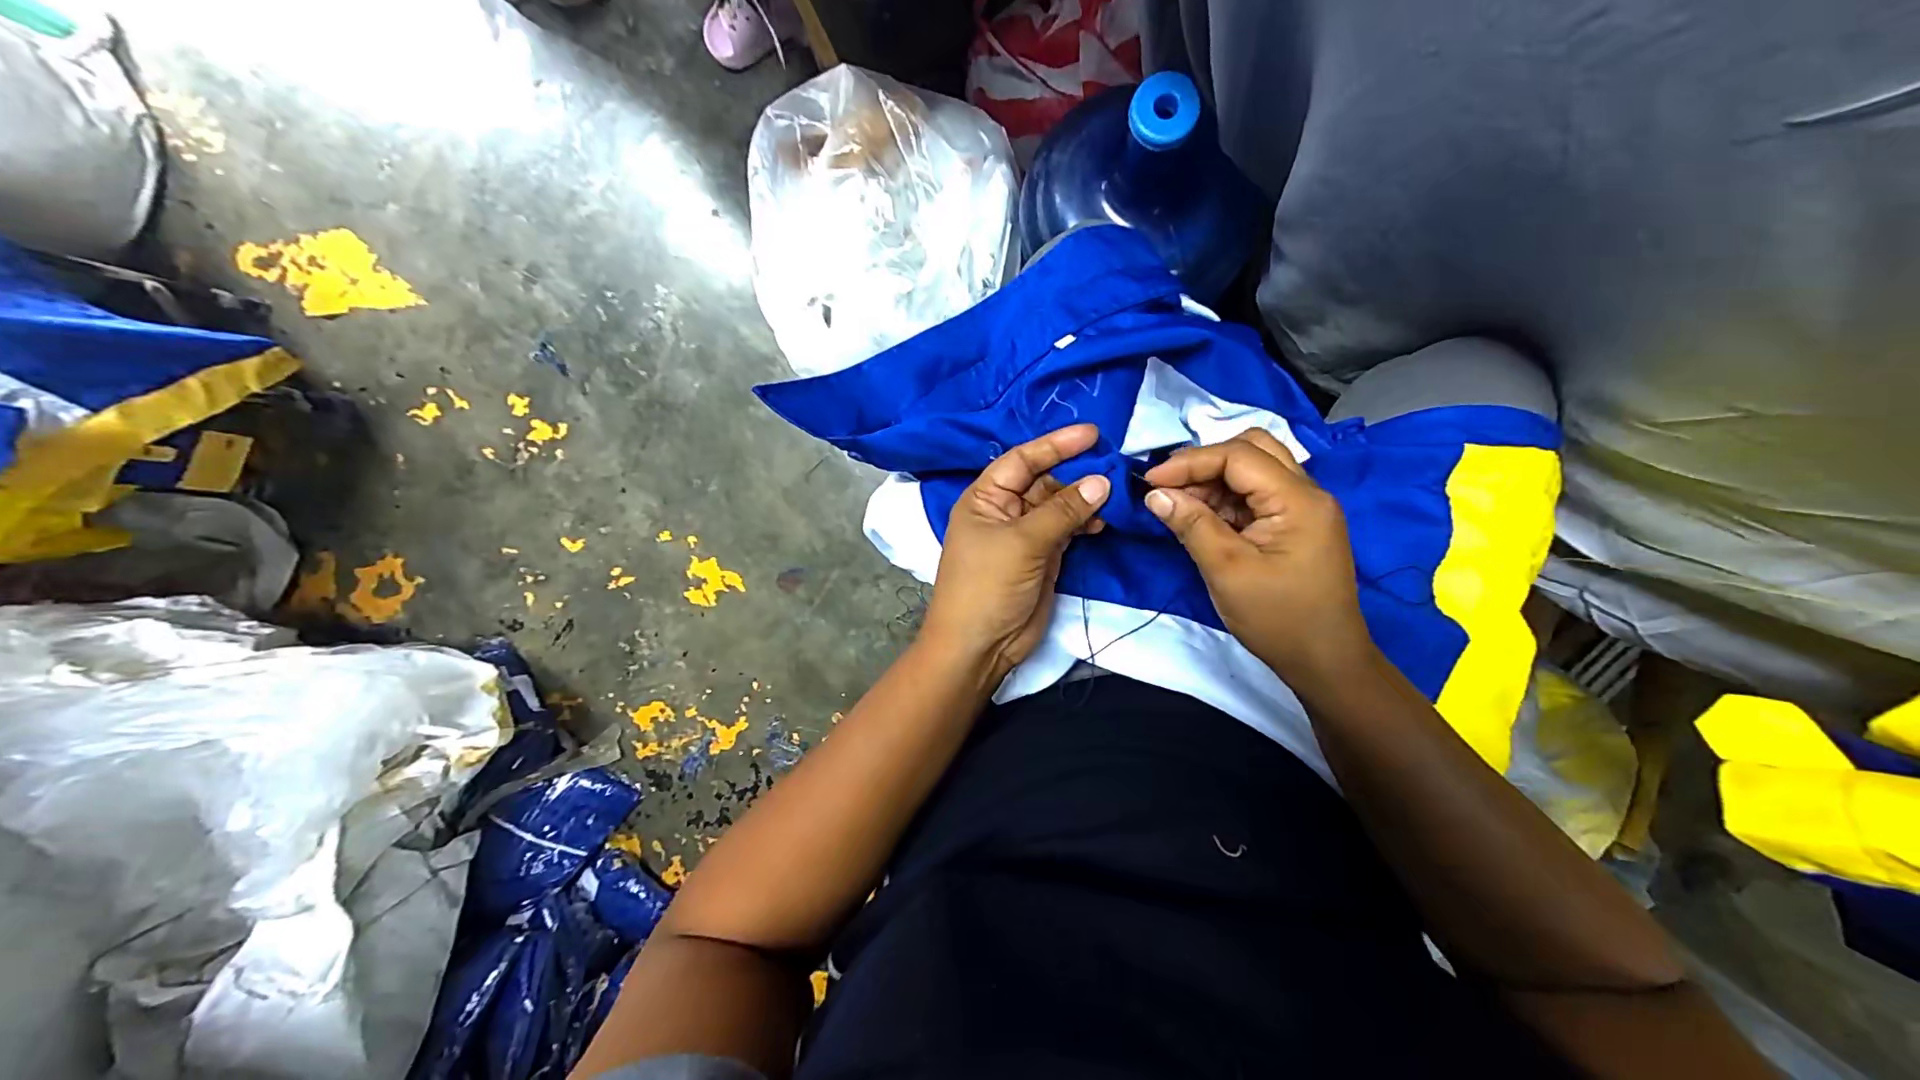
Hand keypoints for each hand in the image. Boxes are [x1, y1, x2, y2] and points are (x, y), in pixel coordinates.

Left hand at [921, 424, 1110, 678]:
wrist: (980, 645)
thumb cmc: (988, 586)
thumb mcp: (1024, 542)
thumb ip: (1063, 510)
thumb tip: (1101, 481)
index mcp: (985, 498)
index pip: (1022, 459)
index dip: (1056, 444)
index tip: (1092, 432)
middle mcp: (1004, 511)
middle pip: (1044, 480)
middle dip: (1075, 473)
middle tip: (1114, 466)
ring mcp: (1025, 535)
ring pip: (1060, 505)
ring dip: (1084, 500)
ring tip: (1113, 498)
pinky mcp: (1043, 557)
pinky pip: (1067, 529)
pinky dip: (1085, 524)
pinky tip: (1102, 522)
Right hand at [1143, 428, 1374, 684]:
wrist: (1325, 661)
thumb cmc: (1278, 619)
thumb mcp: (1227, 571)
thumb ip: (1191, 525)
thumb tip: (1155, 494)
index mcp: (1298, 499)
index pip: (1238, 456)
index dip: (1189, 463)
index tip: (1150, 481)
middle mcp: (1307, 493)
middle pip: (1252, 448)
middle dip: (1204, 462)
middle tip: (1167, 486)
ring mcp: (1304, 508)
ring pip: (1254, 469)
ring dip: (1213, 479)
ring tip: (1178, 504)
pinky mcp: (1296, 525)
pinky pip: (1257, 495)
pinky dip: (1226, 499)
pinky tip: (1200, 516)